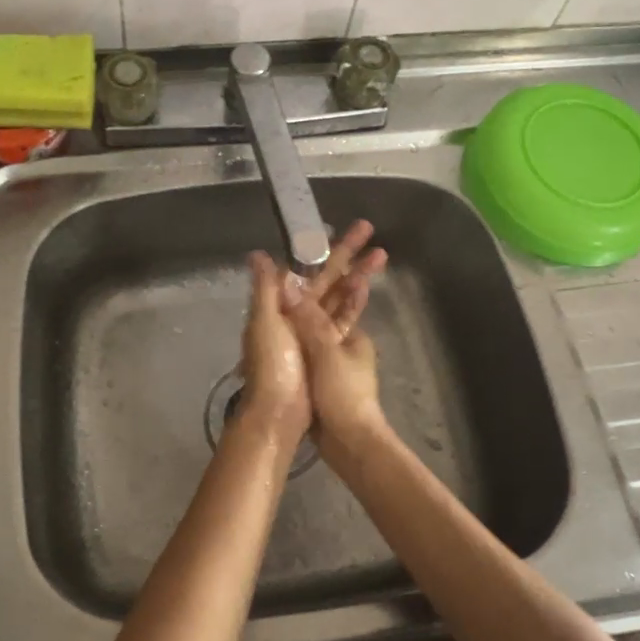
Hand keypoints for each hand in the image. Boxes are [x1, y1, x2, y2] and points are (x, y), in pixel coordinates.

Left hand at [239, 221, 385, 443]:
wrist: (281, 414)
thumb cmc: (272, 367)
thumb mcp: (264, 323)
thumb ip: (265, 288)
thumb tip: (258, 253)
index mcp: (278, 305)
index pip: (302, 267)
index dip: (320, 246)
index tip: (337, 226)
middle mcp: (294, 314)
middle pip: (324, 277)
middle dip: (346, 253)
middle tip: (369, 227)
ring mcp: (312, 332)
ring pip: (337, 295)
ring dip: (356, 275)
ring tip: (381, 254)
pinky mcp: (328, 350)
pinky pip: (342, 320)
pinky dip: (354, 303)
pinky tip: (368, 288)